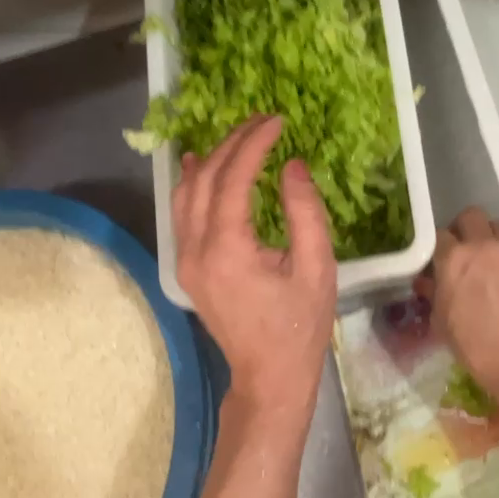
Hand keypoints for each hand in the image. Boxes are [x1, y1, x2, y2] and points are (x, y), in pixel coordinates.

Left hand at [173, 116, 335, 432]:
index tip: (277, 121)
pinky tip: (197, 164)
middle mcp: (196, 249)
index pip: (233, 179)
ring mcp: (185, 260)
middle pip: (204, 179)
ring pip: (186, 194)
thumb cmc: (300, 326)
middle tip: (262, 122)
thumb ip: (305, 212)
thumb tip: (292, 165)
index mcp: (228, 249)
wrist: (269, 375)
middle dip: (232, 144)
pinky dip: (191, 184)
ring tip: (238, 136)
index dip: (254, 145)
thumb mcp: (316, 268)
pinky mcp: (187, 268)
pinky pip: (182, 215)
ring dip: (210, 160)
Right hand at [419, 207, 498, 400]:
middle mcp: (483, 247)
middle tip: (462, 249)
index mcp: (454, 259)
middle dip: (463, 227)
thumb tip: (426, 282)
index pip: (440, 235)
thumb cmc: (472, 344)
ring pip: (497, 227)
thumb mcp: (441, 321)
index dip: (437, 246)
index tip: (437, 260)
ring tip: (486, 259)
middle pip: (471, 216)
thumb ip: (433, 293)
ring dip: (488, 237)